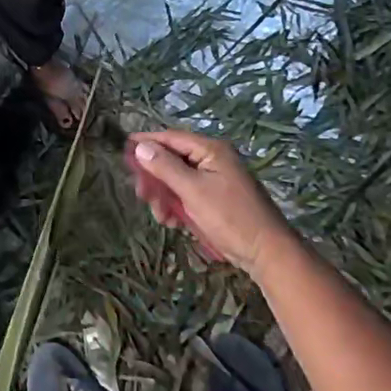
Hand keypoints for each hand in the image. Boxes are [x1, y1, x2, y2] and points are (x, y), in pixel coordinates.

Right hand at [125, 130, 294, 275]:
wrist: (267, 252)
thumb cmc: (230, 217)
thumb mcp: (193, 190)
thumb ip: (165, 167)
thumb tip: (140, 146)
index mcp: (211, 150)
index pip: (171, 138)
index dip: (147, 143)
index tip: (124, 150)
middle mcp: (214, 159)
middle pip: (173, 159)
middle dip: (155, 176)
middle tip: (141, 194)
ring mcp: (217, 180)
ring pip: (179, 179)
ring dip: (165, 195)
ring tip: (160, 215)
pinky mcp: (217, 199)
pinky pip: (189, 194)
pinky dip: (178, 205)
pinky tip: (172, 221)